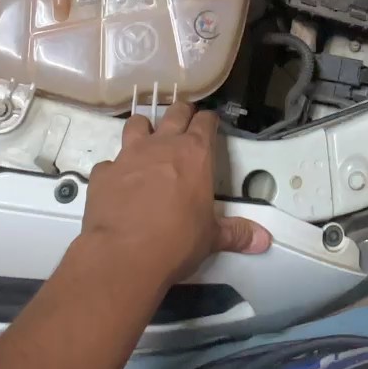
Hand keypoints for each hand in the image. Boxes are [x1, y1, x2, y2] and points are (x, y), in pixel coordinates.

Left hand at [78, 102, 271, 296]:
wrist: (124, 256)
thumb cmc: (177, 241)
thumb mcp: (211, 238)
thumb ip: (236, 234)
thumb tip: (264, 240)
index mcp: (195, 153)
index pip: (206, 121)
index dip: (209, 121)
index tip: (210, 126)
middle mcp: (163, 144)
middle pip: (175, 112)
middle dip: (181, 114)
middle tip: (184, 124)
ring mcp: (129, 155)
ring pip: (136, 124)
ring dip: (143, 129)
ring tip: (146, 143)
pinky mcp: (103, 173)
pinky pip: (108, 164)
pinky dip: (114, 171)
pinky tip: (117, 185)